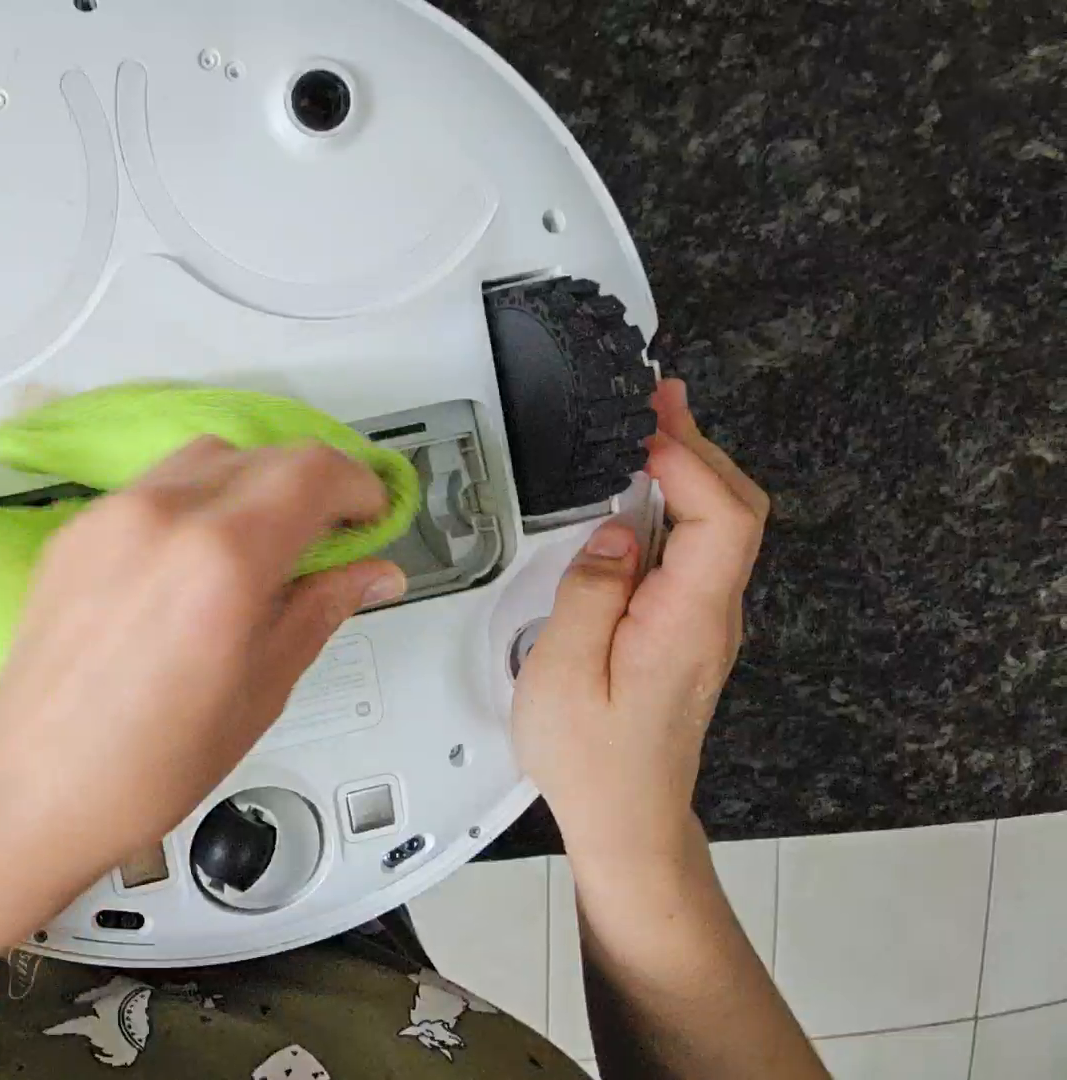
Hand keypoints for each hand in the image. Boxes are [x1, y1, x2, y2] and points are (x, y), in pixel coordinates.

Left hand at [0, 436, 405, 878]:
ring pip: (205, 458)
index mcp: (221, 558)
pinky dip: (194, 500)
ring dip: (251, 484)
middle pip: (263, 456)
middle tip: (325, 539)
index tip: (369, 519)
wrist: (33, 779)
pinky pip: (153, 487)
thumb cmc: (153, 761)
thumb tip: (372, 573)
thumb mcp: (262, 689)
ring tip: (260, 545)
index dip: (356, 485)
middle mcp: (162, 515)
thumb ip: (320, 609)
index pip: (312, 471)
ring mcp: (110, 515)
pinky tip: (193, 556)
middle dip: (310, 485)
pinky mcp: (76, 529)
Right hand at [512, 378, 770, 868]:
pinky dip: (677, 506)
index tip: (650, 424)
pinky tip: (645, 495)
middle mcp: (710, 618)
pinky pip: (697, 553)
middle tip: (661, 399)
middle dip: (699, 447)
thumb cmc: (589, 755)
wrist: (624, 814)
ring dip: (690, 470)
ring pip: (720, 528)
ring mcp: (703, 624)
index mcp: (685, 623)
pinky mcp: (684, 630)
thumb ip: (590, 597)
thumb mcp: (564, 673)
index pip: (721, 521)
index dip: (691, 462)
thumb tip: (612, 537)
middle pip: (735, 513)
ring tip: (651, 429)